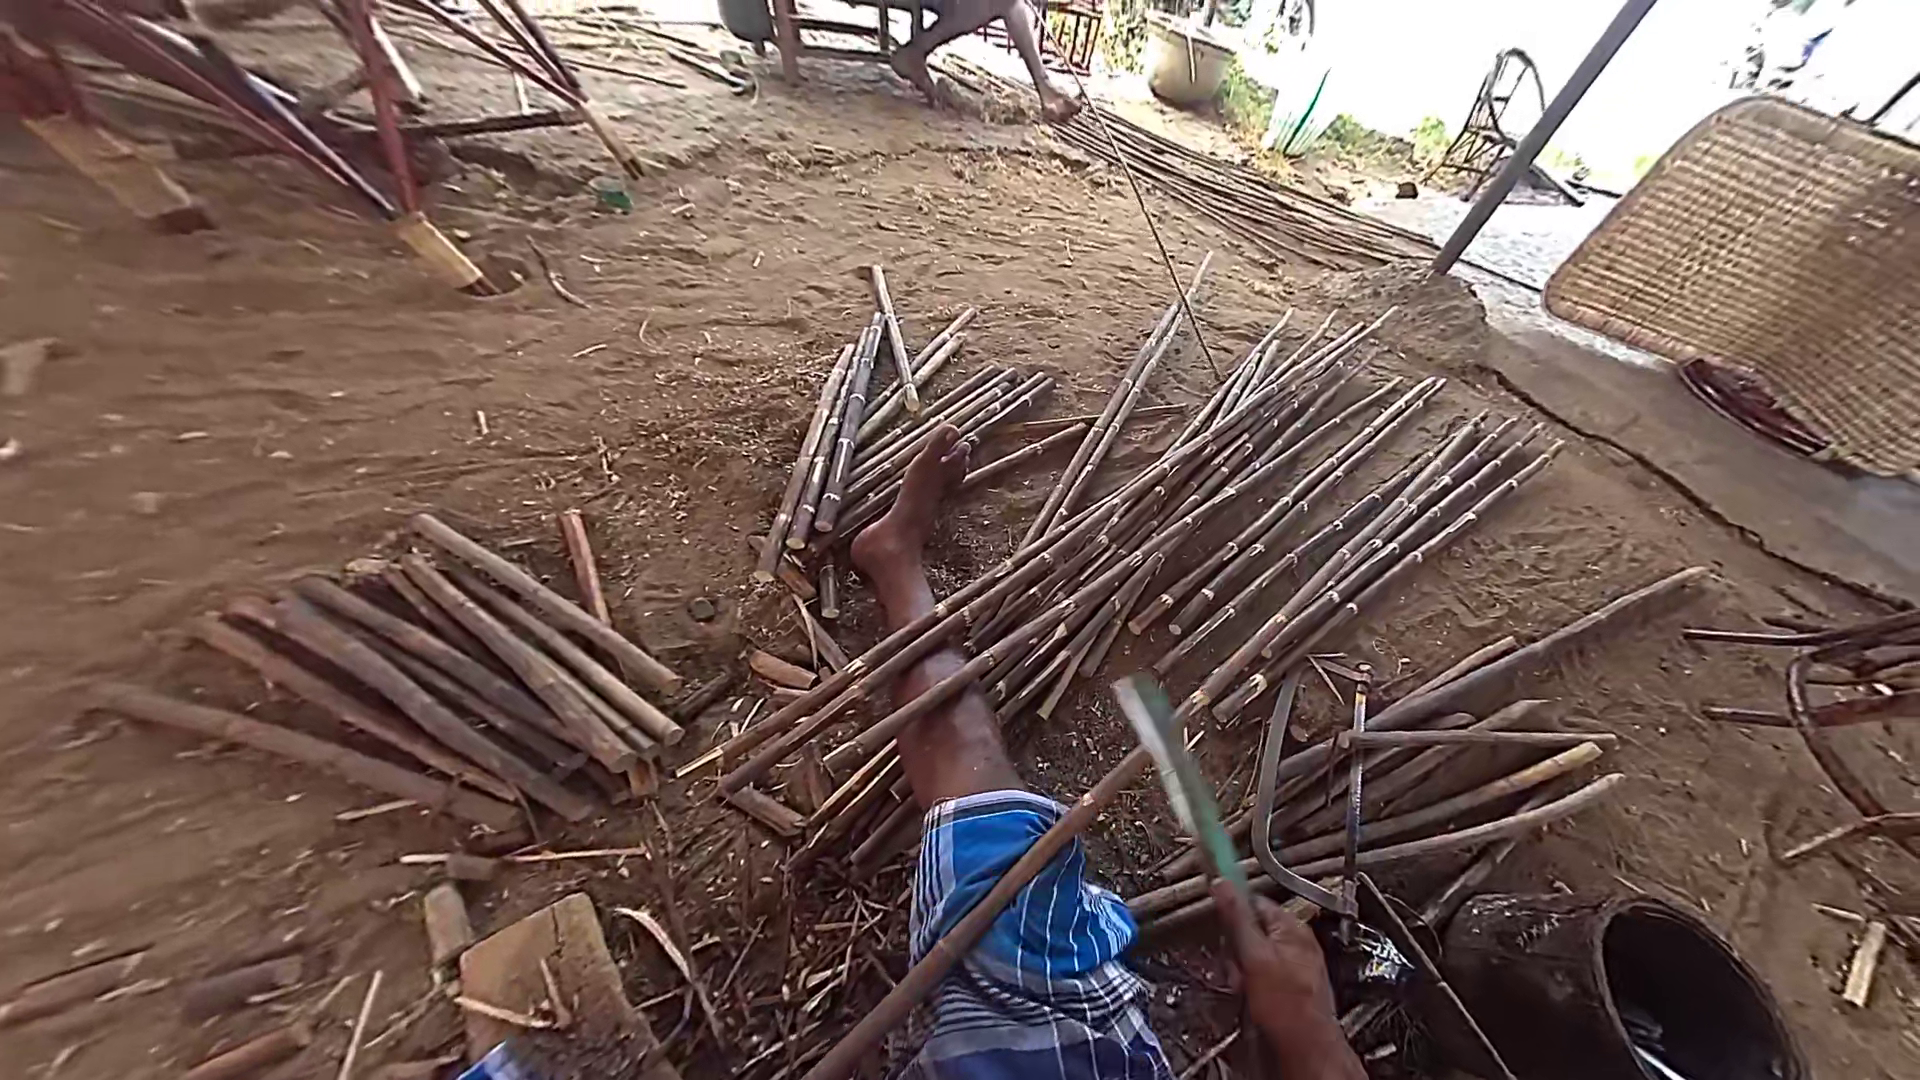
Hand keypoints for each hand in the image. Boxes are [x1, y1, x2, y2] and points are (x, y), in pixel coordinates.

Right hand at [1211, 882, 1365, 1079]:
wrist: (1309, 1058)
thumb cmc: (1290, 1010)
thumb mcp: (1255, 956)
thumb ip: (1237, 917)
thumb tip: (1221, 883)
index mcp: (1292, 927)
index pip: (1251, 900)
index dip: (1231, 911)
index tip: (1218, 923)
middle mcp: (1295, 943)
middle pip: (1248, 928)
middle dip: (1234, 947)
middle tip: (1235, 966)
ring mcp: (1292, 966)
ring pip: (1250, 952)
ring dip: (1238, 967)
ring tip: (1242, 985)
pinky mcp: (1286, 987)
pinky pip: (1257, 972)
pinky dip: (1248, 982)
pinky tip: (1248, 995)